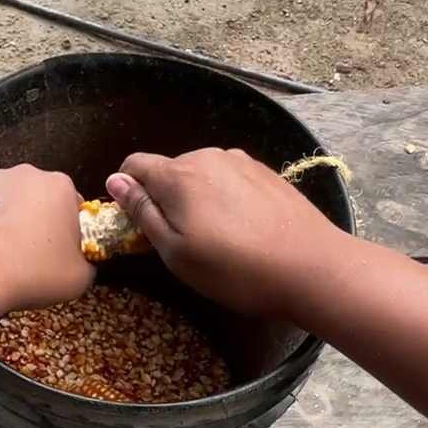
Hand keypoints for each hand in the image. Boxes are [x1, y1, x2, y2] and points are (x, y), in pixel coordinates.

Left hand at [0, 165, 93, 312]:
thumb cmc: (30, 274)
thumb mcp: (78, 279)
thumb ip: (85, 262)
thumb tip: (77, 260)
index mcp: (60, 187)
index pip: (70, 205)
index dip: (66, 230)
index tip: (56, 252)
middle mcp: (25, 172)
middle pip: (35, 196)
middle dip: (32, 218)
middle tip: (24, 253)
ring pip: (1, 197)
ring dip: (1, 216)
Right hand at [107, 148, 345, 318]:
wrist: (312, 268)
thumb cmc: (234, 269)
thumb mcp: (175, 251)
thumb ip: (142, 211)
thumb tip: (114, 181)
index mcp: (178, 175)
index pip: (134, 164)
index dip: (127, 190)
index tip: (137, 222)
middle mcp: (207, 158)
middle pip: (168, 170)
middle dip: (164, 197)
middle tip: (180, 240)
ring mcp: (240, 162)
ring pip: (199, 174)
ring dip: (195, 198)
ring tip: (215, 237)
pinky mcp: (265, 173)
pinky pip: (228, 179)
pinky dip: (223, 198)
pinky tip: (241, 228)